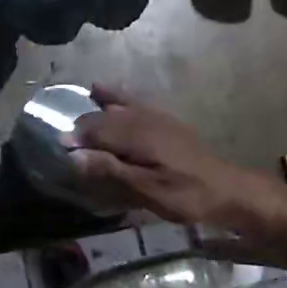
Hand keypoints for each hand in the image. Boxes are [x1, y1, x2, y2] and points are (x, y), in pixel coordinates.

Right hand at [67, 84, 286, 226]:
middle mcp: (143, 118)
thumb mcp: (148, 190)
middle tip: (66, 142)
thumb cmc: (187, 195)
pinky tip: (104, 92)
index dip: (74, 138)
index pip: (94, 128)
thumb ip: (111, 170)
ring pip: (117, 104)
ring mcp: (156, 115)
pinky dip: (115, 95)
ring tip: (77, 112)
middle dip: (82, 125)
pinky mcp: (165, 120)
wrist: (229, 190)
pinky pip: (132, 100)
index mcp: (137, 134)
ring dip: (95, 107)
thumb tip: (74, 155)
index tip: (58, 149)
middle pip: (103, 115)